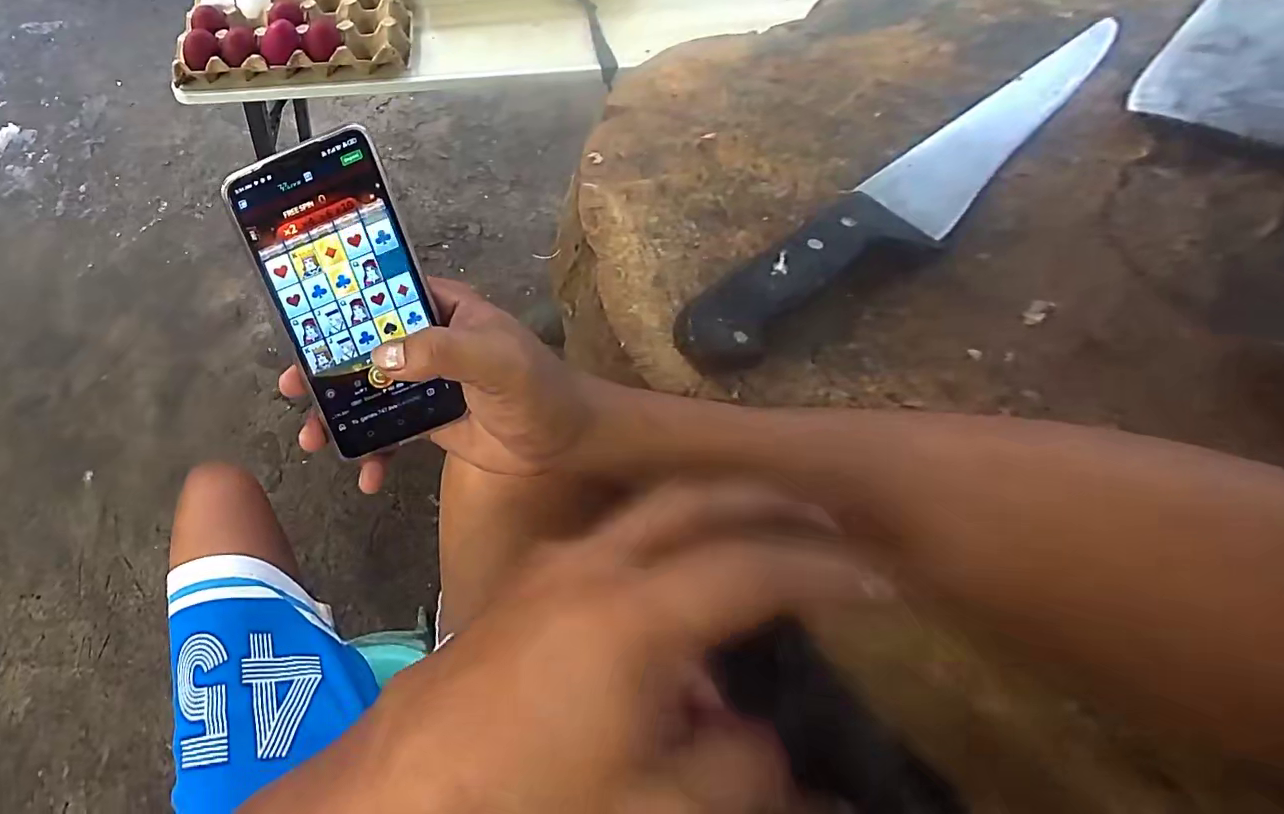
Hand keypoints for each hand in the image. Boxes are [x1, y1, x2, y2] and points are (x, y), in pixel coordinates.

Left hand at [243, 483, 887, 813]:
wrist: (404, 785)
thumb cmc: (530, 802)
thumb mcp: (653, 809)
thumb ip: (734, 768)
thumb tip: (766, 734)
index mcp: (632, 614)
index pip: (749, 568)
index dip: (820, 569)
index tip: (879, 577)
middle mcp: (590, 564)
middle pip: (689, 502)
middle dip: (760, 500)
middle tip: (822, 515)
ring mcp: (550, 563)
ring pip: (644, 513)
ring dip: (704, 518)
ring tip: (756, 544)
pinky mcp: (526, 580)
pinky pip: (607, 544)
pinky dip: (655, 550)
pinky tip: (669, 600)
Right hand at [278, 278, 598, 492]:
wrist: (563, 440)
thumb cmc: (536, 387)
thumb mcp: (494, 361)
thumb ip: (442, 351)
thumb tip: (380, 357)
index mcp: (443, 309)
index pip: (386, 294)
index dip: (345, 303)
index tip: (304, 322)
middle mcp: (428, 339)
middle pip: (366, 345)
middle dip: (327, 368)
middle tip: (292, 386)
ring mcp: (425, 381)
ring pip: (370, 391)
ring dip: (339, 414)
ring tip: (311, 439)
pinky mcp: (428, 420)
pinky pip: (390, 432)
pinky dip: (374, 453)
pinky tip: (367, 477)